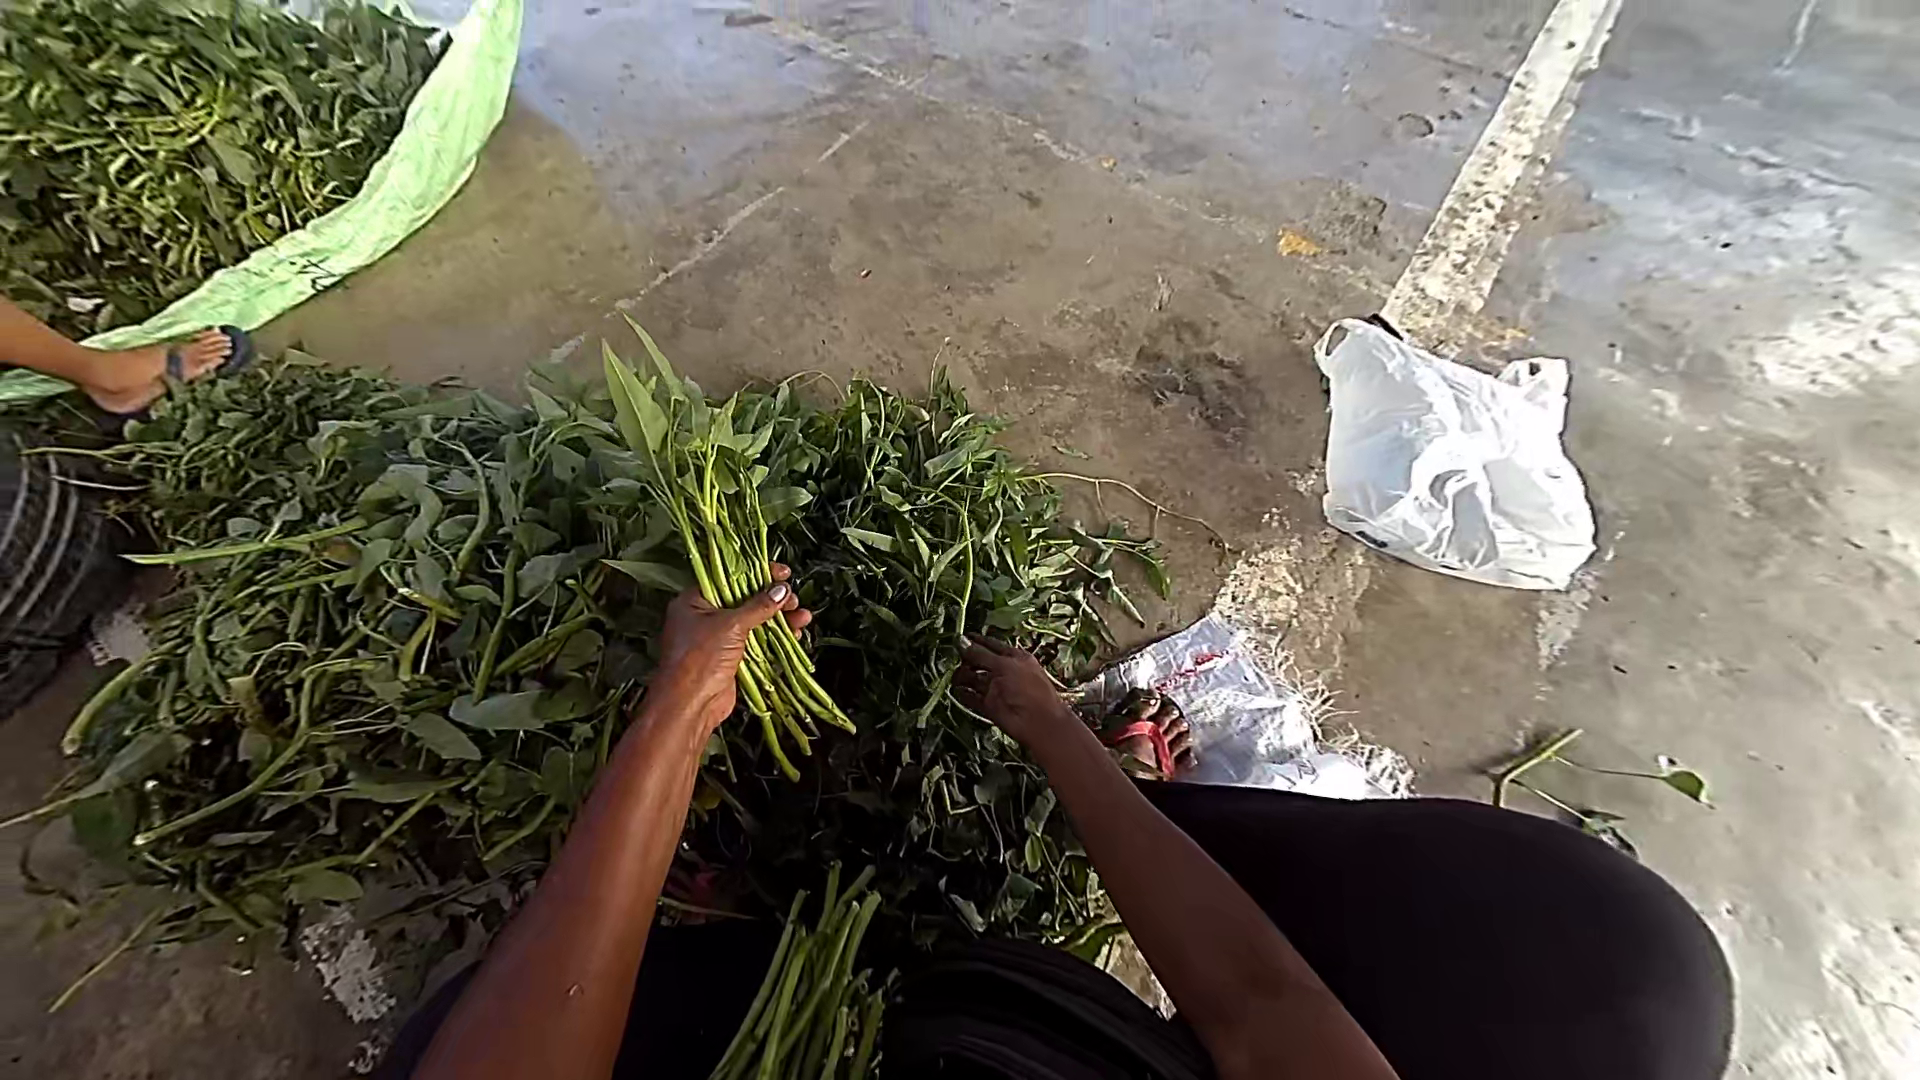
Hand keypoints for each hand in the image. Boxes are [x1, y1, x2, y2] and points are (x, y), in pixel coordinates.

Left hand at [650, 563, 811, 732]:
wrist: (690, 705)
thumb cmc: (700, 658)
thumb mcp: (731, 625)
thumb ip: (758, 605)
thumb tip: (782, 590)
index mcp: (695, 600)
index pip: (730, 576)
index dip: (758, 572)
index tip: (783, 572)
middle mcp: (706, 616)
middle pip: (746, 598)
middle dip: (774, 598)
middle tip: (794, 599)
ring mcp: (719, 637)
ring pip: (756, 620)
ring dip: (780, 618)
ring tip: (803, 616)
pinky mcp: (732, 656)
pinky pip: (758, 640)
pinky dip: (776, 636)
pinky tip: (796, 633)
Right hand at [955, 636, 1086, 754]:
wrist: (1038, 723)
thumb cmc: (1027, 688)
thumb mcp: (1004, 665)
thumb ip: (981, 654)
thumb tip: (961, 641)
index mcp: (1014, 658)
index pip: (991, 645)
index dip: (976, 641)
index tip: (960, 637)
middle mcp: (1005, 672)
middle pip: (981, 662)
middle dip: (967, 659)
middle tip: (952, 657)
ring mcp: (997, 689)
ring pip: (975, 679)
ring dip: (963, 677)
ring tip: (953, 675)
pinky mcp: (991, 706)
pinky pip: (973, 698)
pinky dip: (964, 695)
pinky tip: (956, 691)